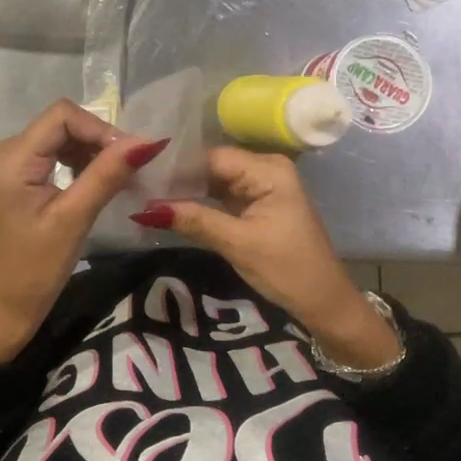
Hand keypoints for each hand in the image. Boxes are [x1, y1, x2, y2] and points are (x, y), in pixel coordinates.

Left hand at [0, 100, 167, 363]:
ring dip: (92, 150)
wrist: (10, 301)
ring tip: (118, 176)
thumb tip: (147, 141)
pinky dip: (80, 160)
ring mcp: (11, 160)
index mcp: (11, 157)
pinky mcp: (19, 172)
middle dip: (98, 140)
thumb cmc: (38, 266)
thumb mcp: (75, 218)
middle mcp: (6, 149)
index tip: (131, 154)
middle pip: (62, 123)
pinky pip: (55, 151)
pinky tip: (98, 180)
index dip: (100, 128)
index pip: (62, 116)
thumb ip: (107, 175)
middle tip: (130, 167)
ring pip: (62, 135)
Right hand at [136, 148, 399, 369]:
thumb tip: (145, 208)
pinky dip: (199, 202)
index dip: (176, 165)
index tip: (140, 172)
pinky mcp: (256, 205)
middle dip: (177, 177)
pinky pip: (220, 196)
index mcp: (268, 170)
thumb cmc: (288, 270)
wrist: (325, 304)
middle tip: (136, 184)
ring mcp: (261, 187)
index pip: (212, 157)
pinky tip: (170, 206)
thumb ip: (194, 221)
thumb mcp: (239, 245)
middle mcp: (265, 169)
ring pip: (213, 181)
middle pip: (211, 165)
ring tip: (144, 193)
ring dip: (184, 190)